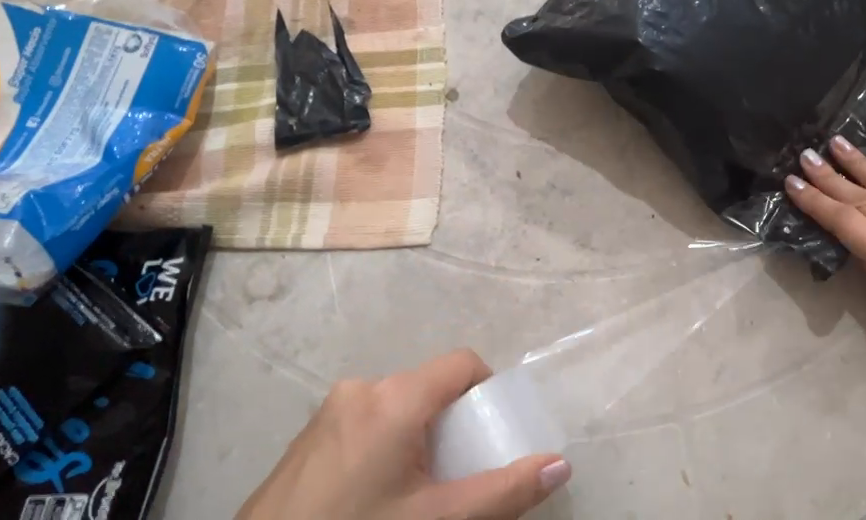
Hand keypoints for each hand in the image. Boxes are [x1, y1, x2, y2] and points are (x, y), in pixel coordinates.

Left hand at [238, 349, 569, 519]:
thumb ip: (503, 493)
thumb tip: (562, 464)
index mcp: (395, 398)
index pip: (462, 364)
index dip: (486, 393)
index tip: (489, 439)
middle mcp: (361, 390)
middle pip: (429, 390)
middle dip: (451, 428)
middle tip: (455, 480)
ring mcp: (326, 414)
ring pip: (395, 411)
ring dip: (417, 442)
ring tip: (413, 498)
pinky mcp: (304, 441)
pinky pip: (363, 427)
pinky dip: (382, 451)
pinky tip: (372, 502)